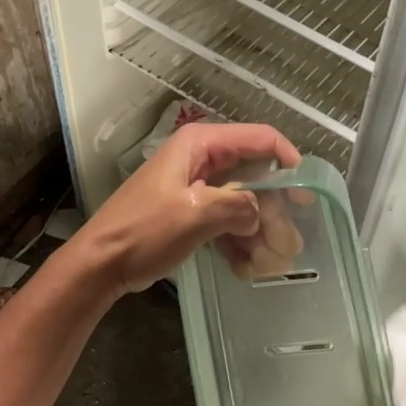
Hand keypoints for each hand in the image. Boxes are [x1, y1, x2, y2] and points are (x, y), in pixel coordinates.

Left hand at [72, 122, 302, 296]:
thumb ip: (238, 205)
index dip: (289, 162)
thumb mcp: (196, 214)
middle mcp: (201, 158)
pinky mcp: (191, 212)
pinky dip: (238, 240)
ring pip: (243, 200)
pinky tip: (244, 267)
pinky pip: (227, 219)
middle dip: (273, 208)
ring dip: (258, 229)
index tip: (305, 196)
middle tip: (285, 240)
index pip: (260, 138)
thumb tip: (259, 214)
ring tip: (268, 261)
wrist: (100, 265)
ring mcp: (196, 186)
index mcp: (200, 144)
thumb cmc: (144, 231)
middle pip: (255, 173)